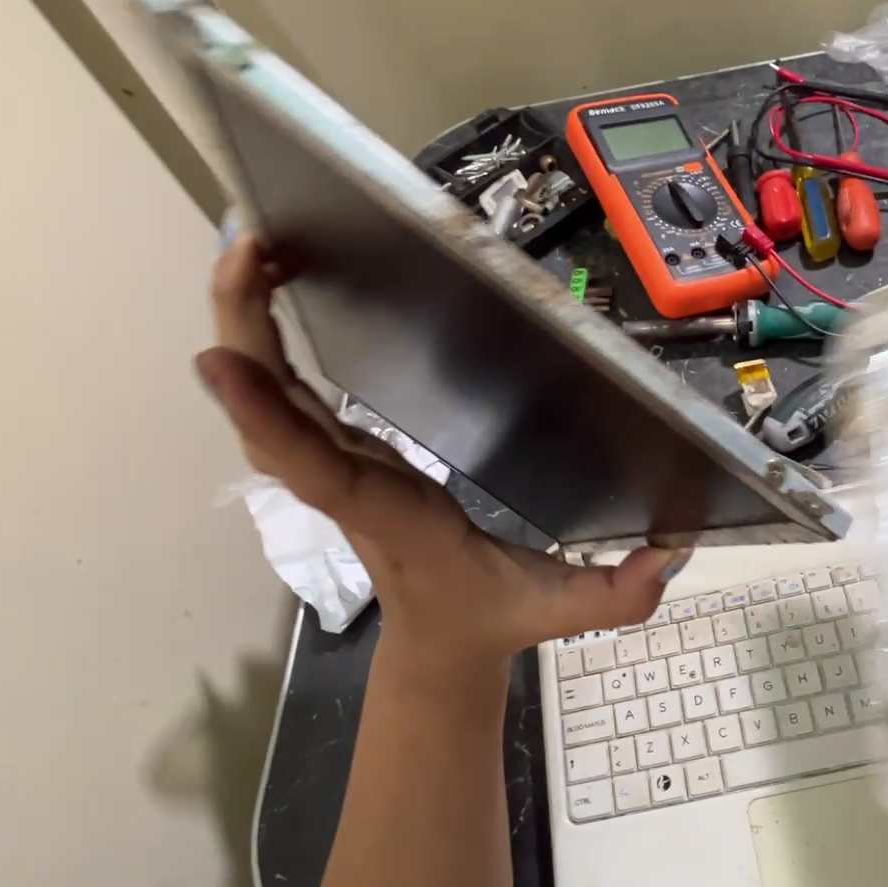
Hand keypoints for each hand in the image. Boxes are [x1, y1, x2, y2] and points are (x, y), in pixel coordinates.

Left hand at [197, 235, 686, 676]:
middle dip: (245, 330)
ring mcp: (341, 467)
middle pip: (272, 414)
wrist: (441, 643)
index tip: (219, 360)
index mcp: (394, 515)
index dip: (269, 419)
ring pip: (271, 398)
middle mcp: (350, 485)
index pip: (320, 472)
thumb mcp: (560, 610)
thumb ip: (615, 597)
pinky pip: (290, 399)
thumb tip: (668, 562)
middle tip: (241, 244)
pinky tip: (272, 288)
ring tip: (247, 243)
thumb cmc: (492, 618)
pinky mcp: (347, 454)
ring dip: (247, 323)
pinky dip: (269, 344)